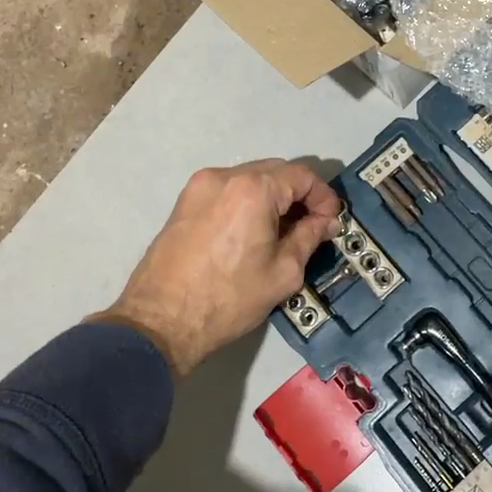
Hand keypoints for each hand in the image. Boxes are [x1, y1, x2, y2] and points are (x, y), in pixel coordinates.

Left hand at [94, 160, 341, 377]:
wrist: (161, 321)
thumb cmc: (228, 299)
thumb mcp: (283, 272)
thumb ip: (309, 237)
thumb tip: (325, 222)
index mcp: (253, 189)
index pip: (302, 175)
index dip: (324, 196)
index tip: (330, 222)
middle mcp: (225, 176)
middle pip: (276, 171)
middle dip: (299, 195)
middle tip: (312, 226)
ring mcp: (200, 186)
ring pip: (251, 178)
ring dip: (273, 197)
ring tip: (283, 231)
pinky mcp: (185, 201)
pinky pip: (228, 190)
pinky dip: (248, 202)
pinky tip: (253, 232)